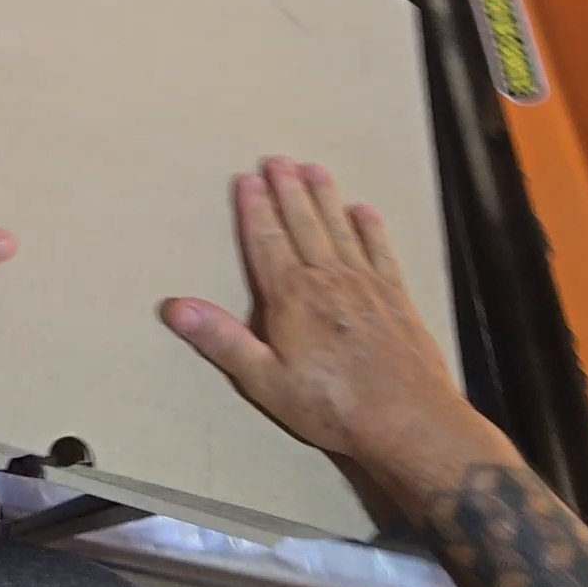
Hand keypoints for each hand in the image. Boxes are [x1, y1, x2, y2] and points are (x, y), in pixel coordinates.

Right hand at [160, 157, 488, 473]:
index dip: (255, 209)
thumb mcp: (263, 380)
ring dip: (325, 197)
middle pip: (303, 225)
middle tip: (278, 160)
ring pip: (339, 229)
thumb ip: (220, 339)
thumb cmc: (331, 405)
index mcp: (291, 296)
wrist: (413, 426)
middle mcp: (327, 280)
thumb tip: (174, 307)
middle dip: (288, 190)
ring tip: (314, 169)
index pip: (267, 241)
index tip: (248, 179)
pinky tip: (365, 211)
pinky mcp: (397, 300)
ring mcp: (366, 286)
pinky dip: (371, 229)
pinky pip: (381, 252)